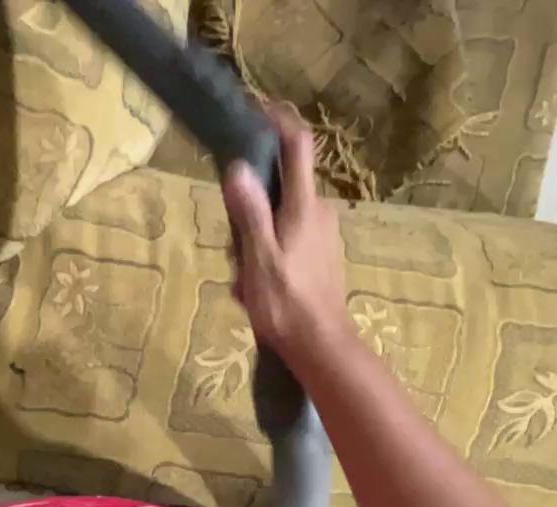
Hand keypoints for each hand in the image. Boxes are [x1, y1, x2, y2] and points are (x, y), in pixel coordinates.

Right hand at [221, 105, 349, 362]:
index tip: (255, 108)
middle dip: (250, 208)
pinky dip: (267, 258)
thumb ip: (250, 214)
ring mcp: (324, 236)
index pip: (297, 146)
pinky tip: (256, 290)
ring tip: (243, 281)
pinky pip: (287, 243)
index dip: (278, 120)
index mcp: (304, 207)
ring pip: (280, 220)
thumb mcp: (259, 260)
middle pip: (280, 188)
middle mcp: (320, 212)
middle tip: (233, 248)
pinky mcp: (322, 257)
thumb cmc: (287, 305)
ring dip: (255, 243)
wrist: (321, 347)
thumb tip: (239, 168)